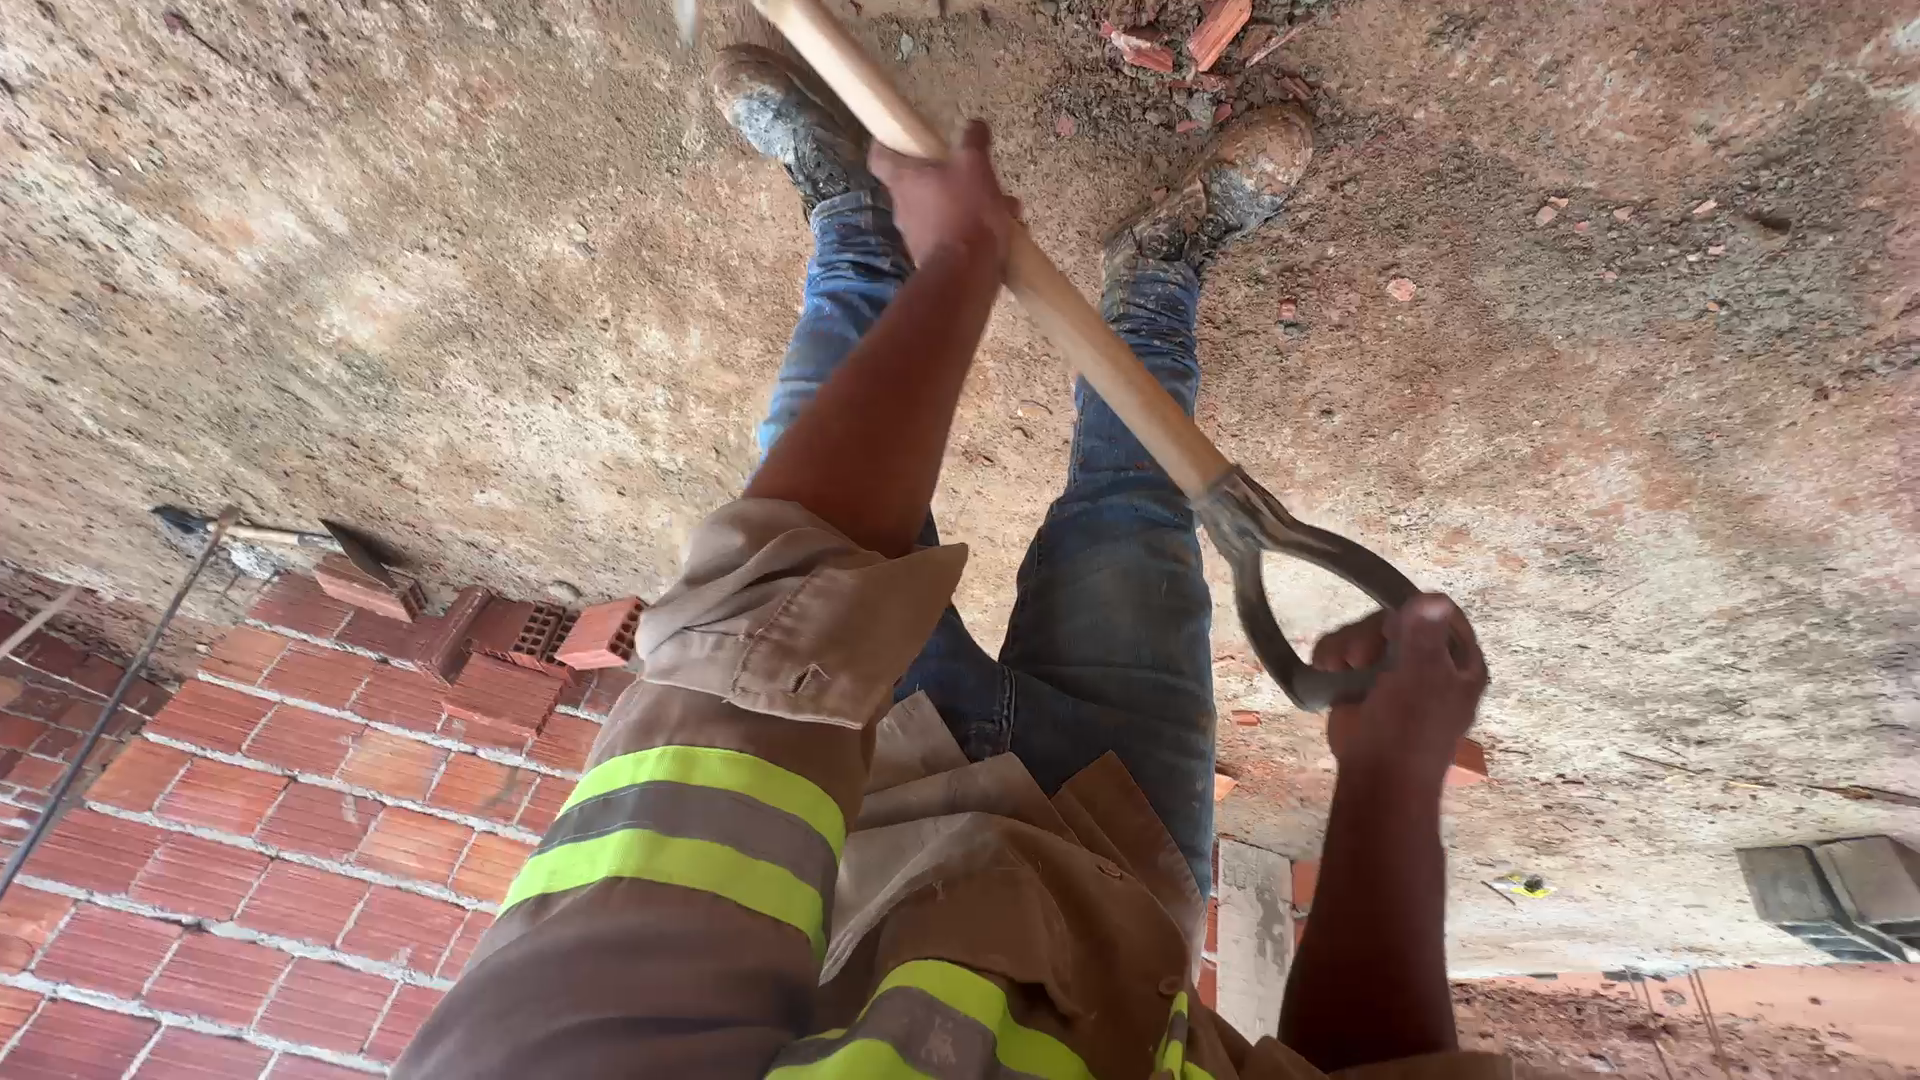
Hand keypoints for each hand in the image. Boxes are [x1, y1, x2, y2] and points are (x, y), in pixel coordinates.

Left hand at [870, 120, 1020, 267]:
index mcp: (904, 181)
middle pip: (919, 185)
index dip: (887, 142)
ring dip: (969, 206)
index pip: (880, 156)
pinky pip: (954, 236)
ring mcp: (917, 238)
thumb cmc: (965, 213)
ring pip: (942, 211)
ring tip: (1002, 206)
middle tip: (973, 174)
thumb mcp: (974, 166)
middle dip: (948, 178)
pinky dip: (974, 231)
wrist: (967, 274)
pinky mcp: (934, 260)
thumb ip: (973, 141)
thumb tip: (974, 125)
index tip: (902, 138)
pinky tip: (1002, 232)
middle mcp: (903, 209)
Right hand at [1311, 593, 1487, 787]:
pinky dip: (1330, 657)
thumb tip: (1432, 595)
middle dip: (1369, 636)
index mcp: (1460, 662)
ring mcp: (1393, 671)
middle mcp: (1429, 661)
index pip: (1441, 615)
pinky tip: (1327, 670)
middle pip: (1394, 620)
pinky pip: (1342, 650)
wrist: (1376, 773)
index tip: (1391, 629)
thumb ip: (1424, 636)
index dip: (1414, 614)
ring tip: (1340, 669)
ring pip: (1363, 633)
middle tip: (1360, 659)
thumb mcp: (1422, 678)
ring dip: (1345, 648)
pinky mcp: (1362, 680)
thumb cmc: (1409, 729)